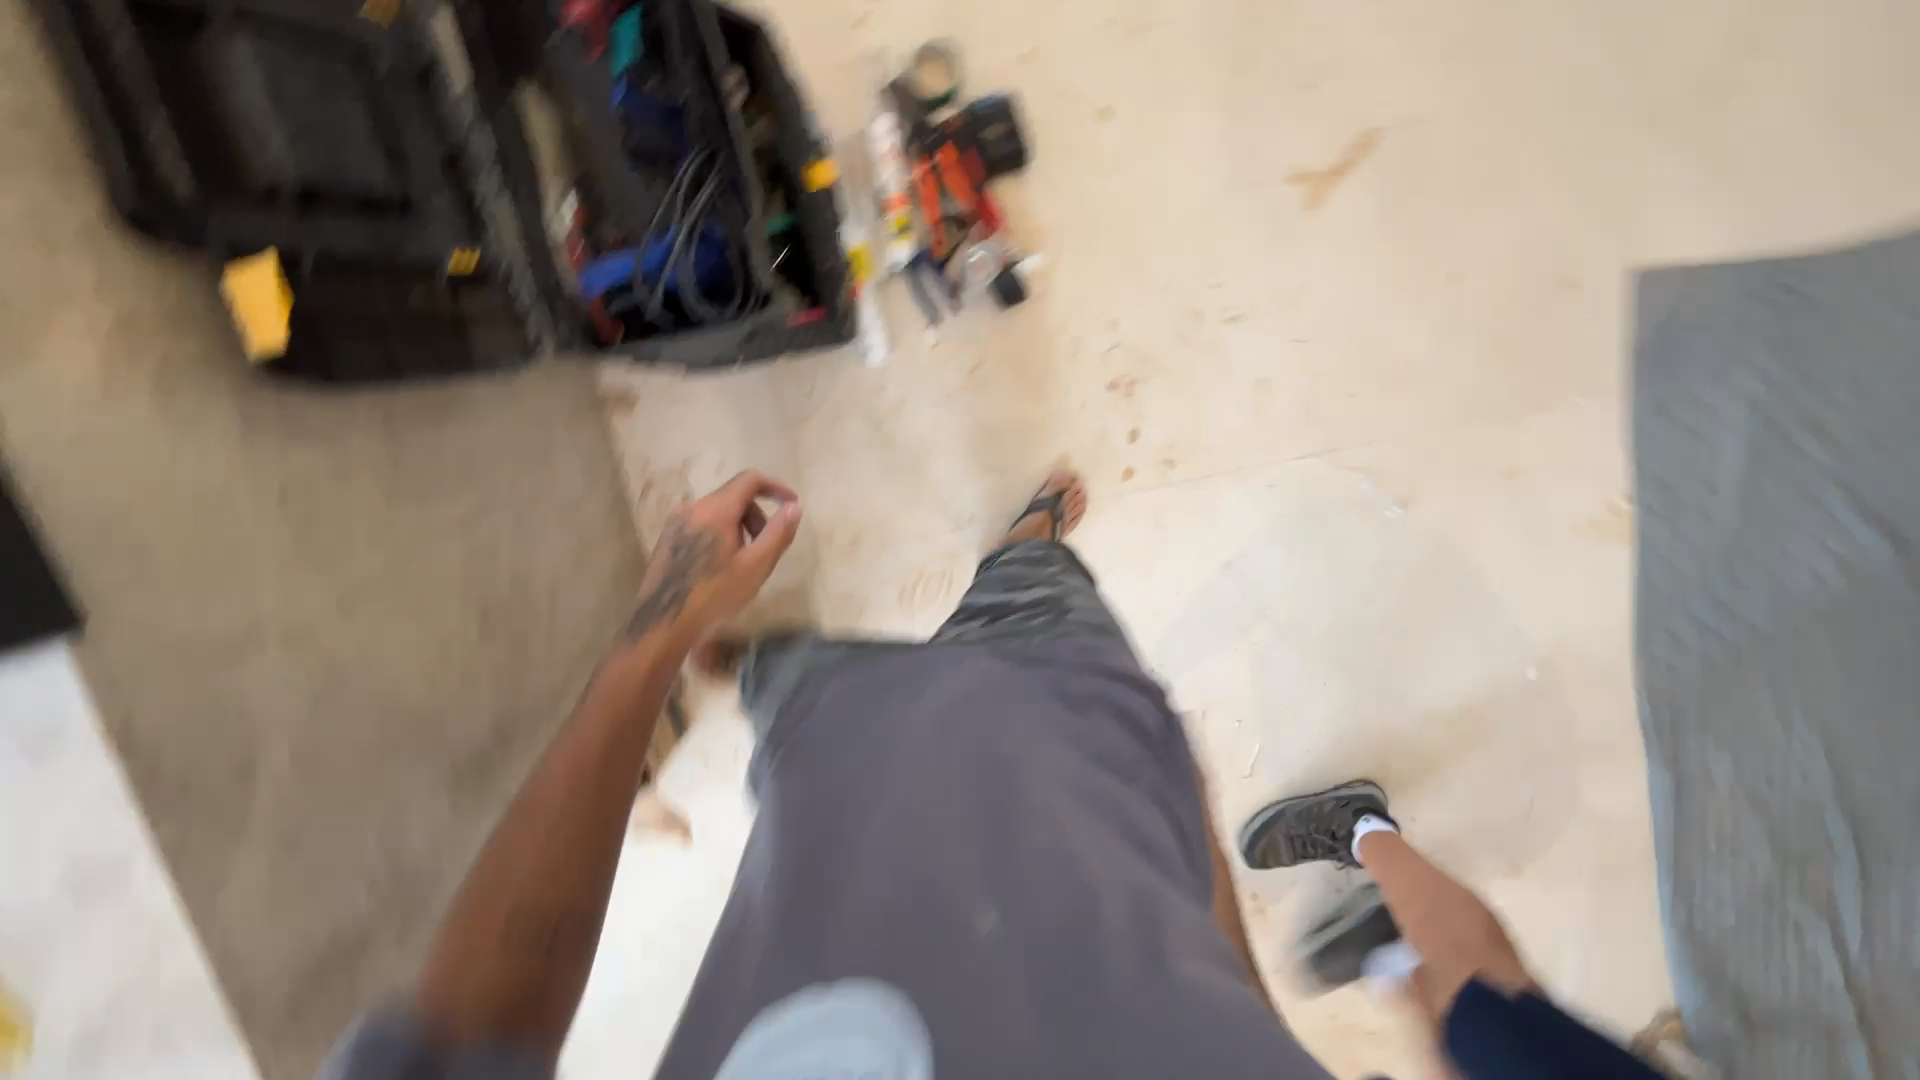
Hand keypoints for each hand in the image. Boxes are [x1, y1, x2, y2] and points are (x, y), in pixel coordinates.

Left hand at [621, 471, 800, 648]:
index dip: (776, 487)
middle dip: (757, 517)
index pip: (750, 480)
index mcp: (715, 509)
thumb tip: (794, 507)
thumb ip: (778, 532)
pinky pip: (704, 525)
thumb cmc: (714, 594)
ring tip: (744, 563)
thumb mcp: (756, 566)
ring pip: (719, 512)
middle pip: (735, 497)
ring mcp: (677, 522)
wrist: (664, 623)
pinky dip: (722, 536)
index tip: (792, 504)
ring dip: (740, 529)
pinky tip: (722, 568)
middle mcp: (693, 507)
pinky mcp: (668, 538)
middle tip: (766, 549)